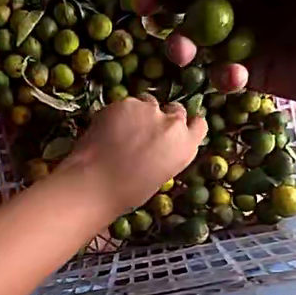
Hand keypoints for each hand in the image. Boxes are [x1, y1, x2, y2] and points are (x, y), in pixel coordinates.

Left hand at [59, 96, 206, 214]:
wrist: (96, 181)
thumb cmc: (128, 191)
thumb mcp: (161, 175)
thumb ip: (167, 154)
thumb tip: (159, 147)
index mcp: (185, 146)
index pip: (199, 124)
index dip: (186, 125)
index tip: (177, 130)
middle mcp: (173, 124)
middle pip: (176, 109)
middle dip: (164, 116)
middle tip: (146, 129)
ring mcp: (149, 109)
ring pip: (149, 102)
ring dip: (140, 112)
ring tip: (123, 129)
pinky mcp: (125, 102)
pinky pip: (125, 104)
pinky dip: (118, 113)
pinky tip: (107, 128)